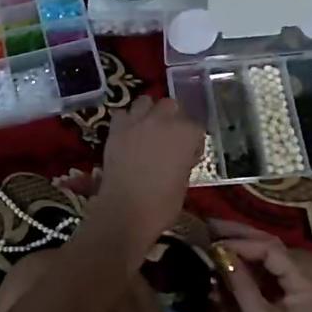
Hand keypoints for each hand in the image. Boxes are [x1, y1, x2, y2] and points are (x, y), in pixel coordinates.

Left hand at [85, 96, 203, 256]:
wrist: (126, 210)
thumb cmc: (162, 204)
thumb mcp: (184, 181)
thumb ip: (184, 159)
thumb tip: (180, 155)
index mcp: (187, 133)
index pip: (195, 126)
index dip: (191, 140)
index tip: (187, 153)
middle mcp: (163, 120)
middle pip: (171, 105)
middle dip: (171, 118)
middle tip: (167, 138)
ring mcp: (137, 121)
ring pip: (145, 101)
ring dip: (148, 112)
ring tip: (147, 130)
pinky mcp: (115, 129)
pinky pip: (122, 113)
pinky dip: (126, 120)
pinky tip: (127, 135)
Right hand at [209, 219, 311, 311]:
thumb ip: (242, 287)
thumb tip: (221, 256)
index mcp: (304, 287)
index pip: (272, 252)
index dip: (242, 244)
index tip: (214, 245)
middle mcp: (303, 285)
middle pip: (271, 251)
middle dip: (242, 238)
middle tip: (212, 227)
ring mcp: (295, 296)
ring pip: (266, 266)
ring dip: (241, 255)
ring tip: (213, 246)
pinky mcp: (286, 308)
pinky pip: (264, 283)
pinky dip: (244, 277)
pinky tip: (222, 278)